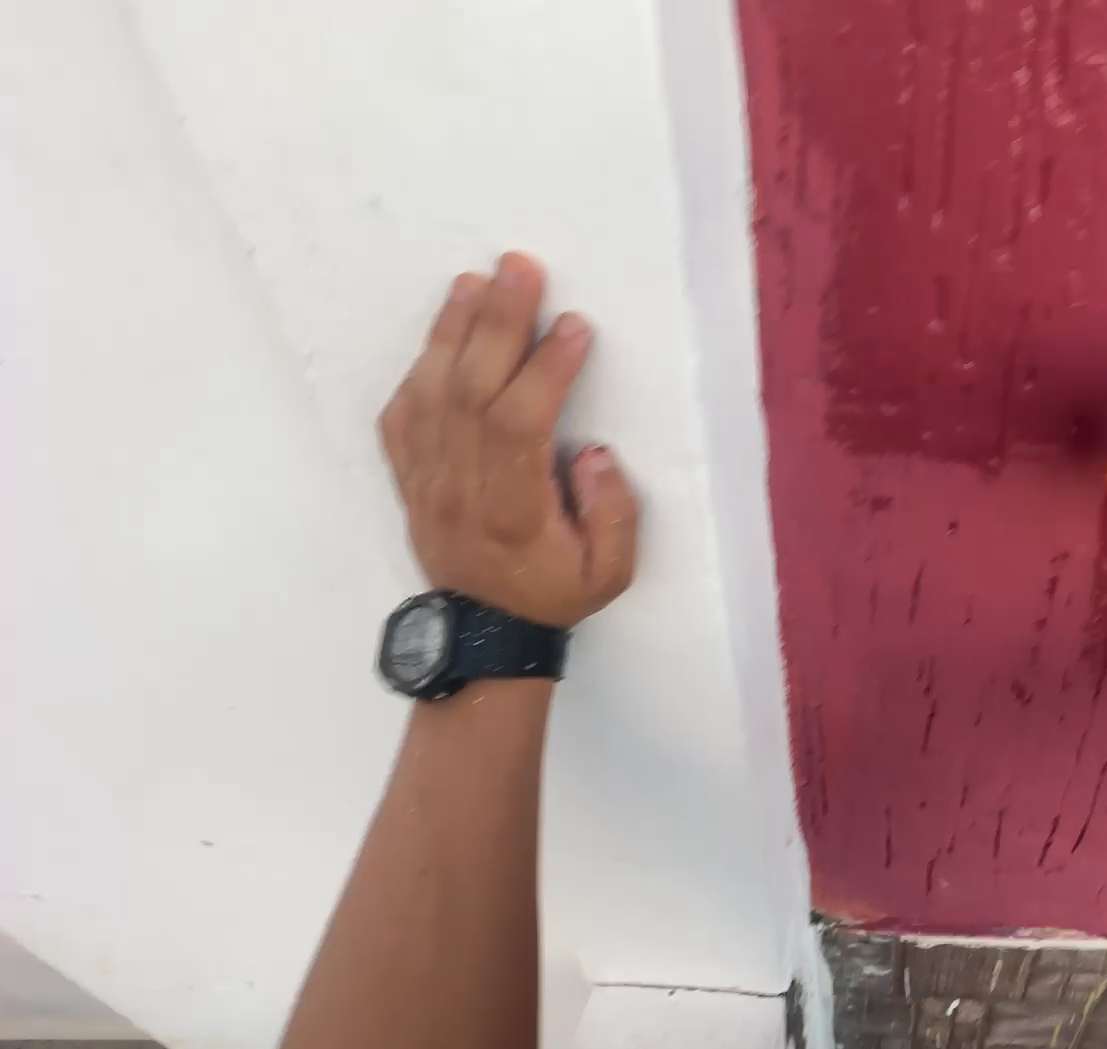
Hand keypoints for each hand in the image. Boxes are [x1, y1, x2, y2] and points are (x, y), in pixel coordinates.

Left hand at [378, 253, 639, 628]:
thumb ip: (613, 515)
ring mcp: (427, 480)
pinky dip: (420, 367)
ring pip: (432, 392)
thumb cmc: (555, 597)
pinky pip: (403, 413)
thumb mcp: (610, 573)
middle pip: (471, 390)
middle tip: (519, 269)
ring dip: (454, 331)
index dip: (546, 369)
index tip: (575, 327)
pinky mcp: (411, 477)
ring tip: (476, 281)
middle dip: (497, 323)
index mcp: (513, 511)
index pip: (520, 424)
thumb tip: (593, 452)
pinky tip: (441, 334)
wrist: (486, 632)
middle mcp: (461, 487)